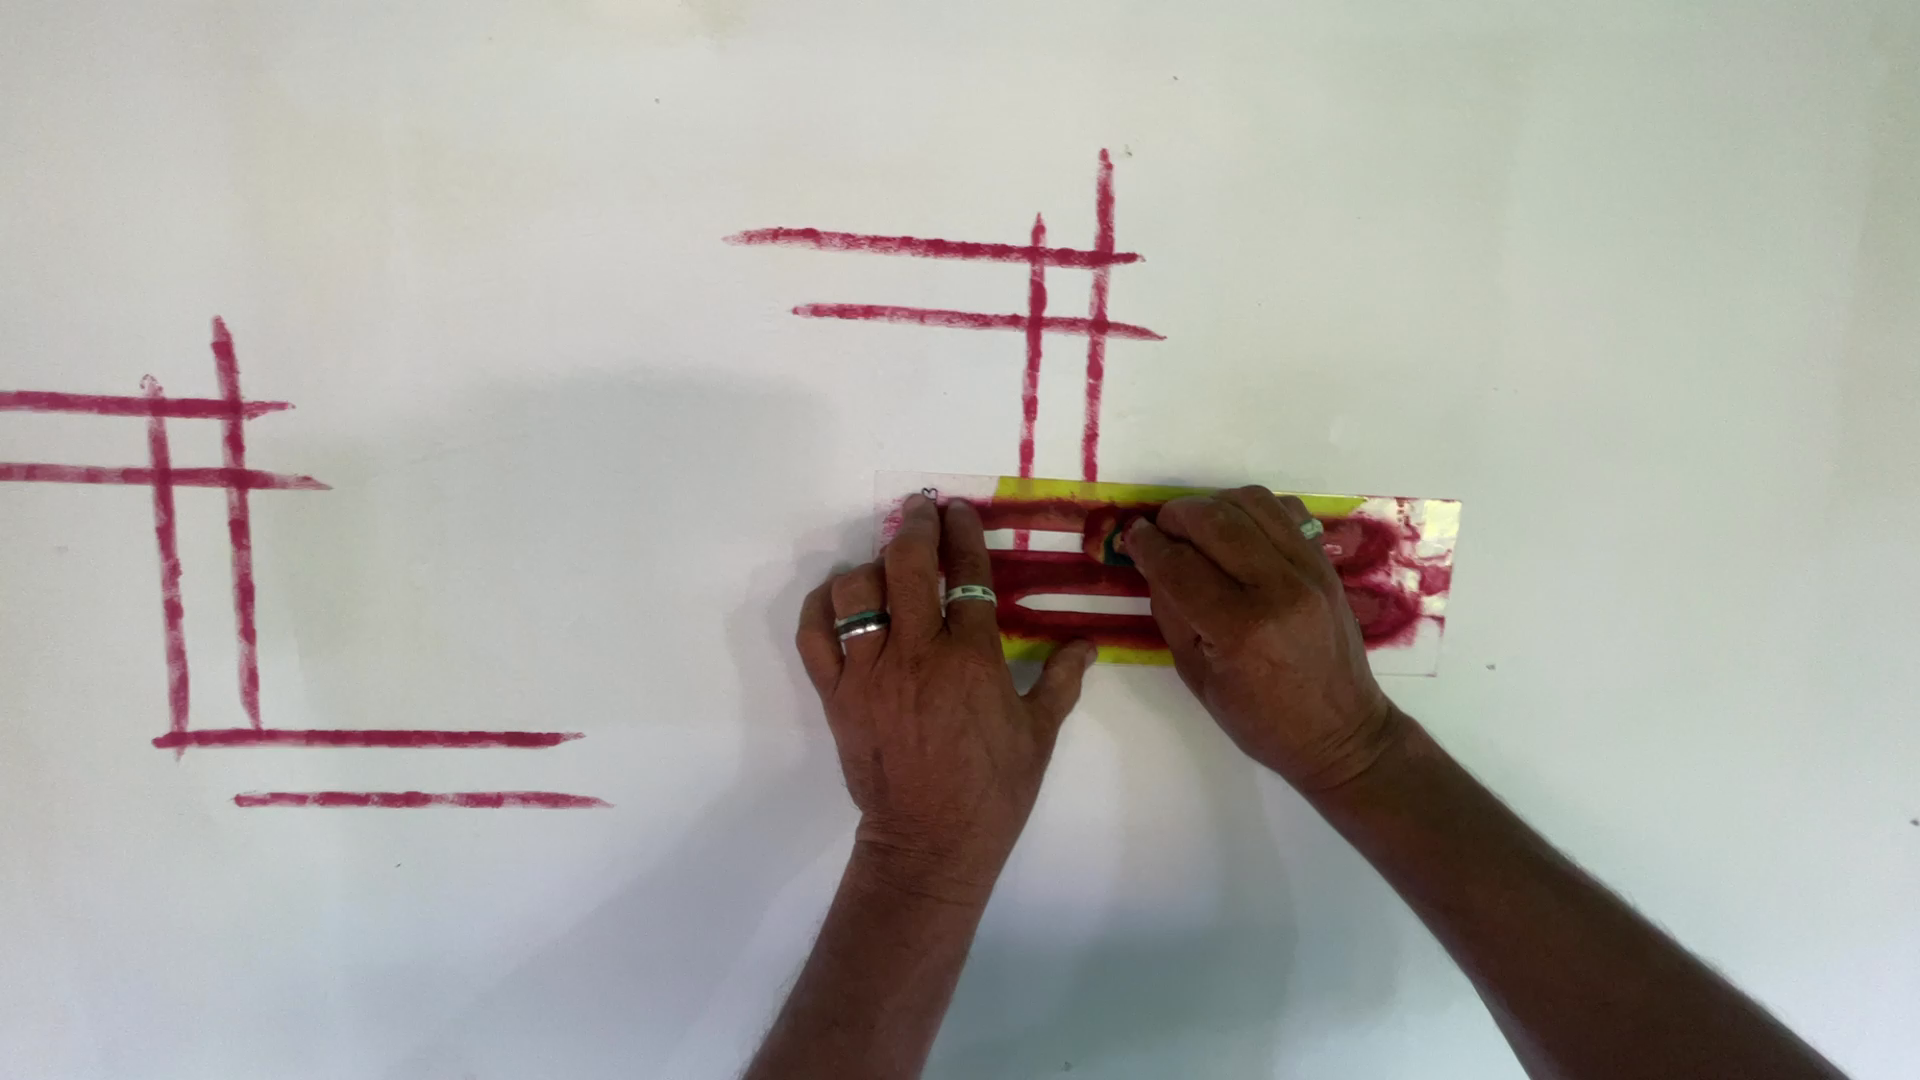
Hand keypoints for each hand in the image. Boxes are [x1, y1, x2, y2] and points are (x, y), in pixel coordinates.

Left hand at [796, 494, 1095, 902]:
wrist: (930, 844)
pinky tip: (838, 597)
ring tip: (884, 566)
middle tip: (919, 510)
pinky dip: (820, 607)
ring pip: (855, 593)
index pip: (967, 576)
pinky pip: (813, 636)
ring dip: (870, 567)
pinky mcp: (835, 697)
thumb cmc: (993, 791)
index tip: (958, 510)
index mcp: (972, 659)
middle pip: (906, 567)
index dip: (963, 535)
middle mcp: (917, 654)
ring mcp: (868, 674)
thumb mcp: (1040, 734)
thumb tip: (1088, 643)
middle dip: (913, 526)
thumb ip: (1062, 680)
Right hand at [1125, 486, 1403, 791]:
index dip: (1146, 544)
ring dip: (1213, 505)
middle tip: (1160, 531)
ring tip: (1197, 528)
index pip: (1178, 564)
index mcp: (1240, 629)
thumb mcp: (1194, 673)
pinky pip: (1285, 510)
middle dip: (1175, 516)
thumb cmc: (1258, 717)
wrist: (1339, 732)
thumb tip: (1151, 559)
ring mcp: (1309, 571)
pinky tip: (1238, 532)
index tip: (1131, 536)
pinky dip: (1253, 510)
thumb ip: (1170, 609)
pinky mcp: (1326, 564)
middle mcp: (1279, 590)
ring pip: (1252, 501)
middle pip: (1214, 520)